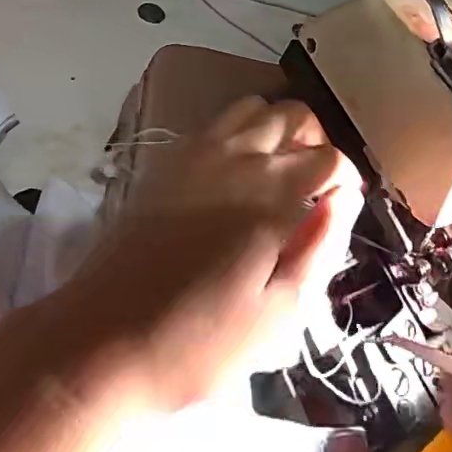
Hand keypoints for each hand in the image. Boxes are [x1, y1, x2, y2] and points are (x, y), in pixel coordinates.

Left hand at [68, 97, 362, 411]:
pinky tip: (235, 176)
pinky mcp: (165, 165)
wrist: (103, 342)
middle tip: (318, 185)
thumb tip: (344, 200)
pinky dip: (239, 134)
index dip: (348, 178)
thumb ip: (322, 246)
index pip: (330, 157)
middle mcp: (236, 157)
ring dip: (277, 129)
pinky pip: (213, 126)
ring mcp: (195, 154)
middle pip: (293, 114)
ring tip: (279, 173)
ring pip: (252, 108)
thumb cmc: (202, 340)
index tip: (345, 206)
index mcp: (272, 191)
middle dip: (317, 141)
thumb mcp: (282, 313)